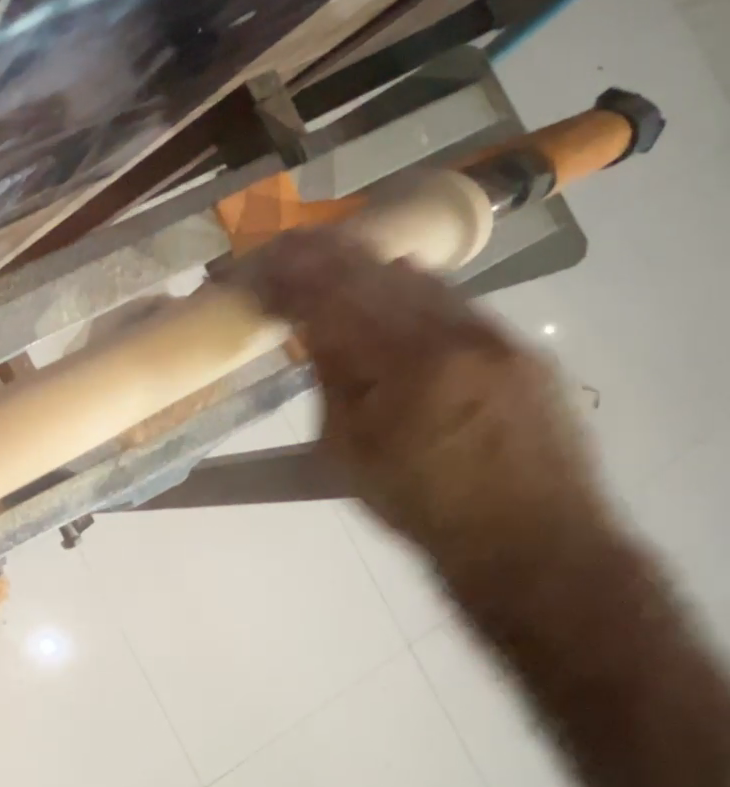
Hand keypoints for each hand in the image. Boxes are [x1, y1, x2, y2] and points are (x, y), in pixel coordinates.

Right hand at [236, 228, 608, 561]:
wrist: (531, 540)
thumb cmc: (418, 504)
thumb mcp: (346, 449)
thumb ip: (333, 380)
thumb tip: (314, 331)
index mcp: (404, 366)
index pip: (333, 301)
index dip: (290, 279)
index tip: (254, 267)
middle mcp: (455, 337)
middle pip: (377, 278)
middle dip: (324, 258)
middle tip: (282, 246)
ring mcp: (496, 338)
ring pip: (419, 283)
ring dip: (367, 267)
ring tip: (327, 255)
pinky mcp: (520, 349)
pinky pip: (454, 301)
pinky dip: (411, 287)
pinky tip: (392, 280)